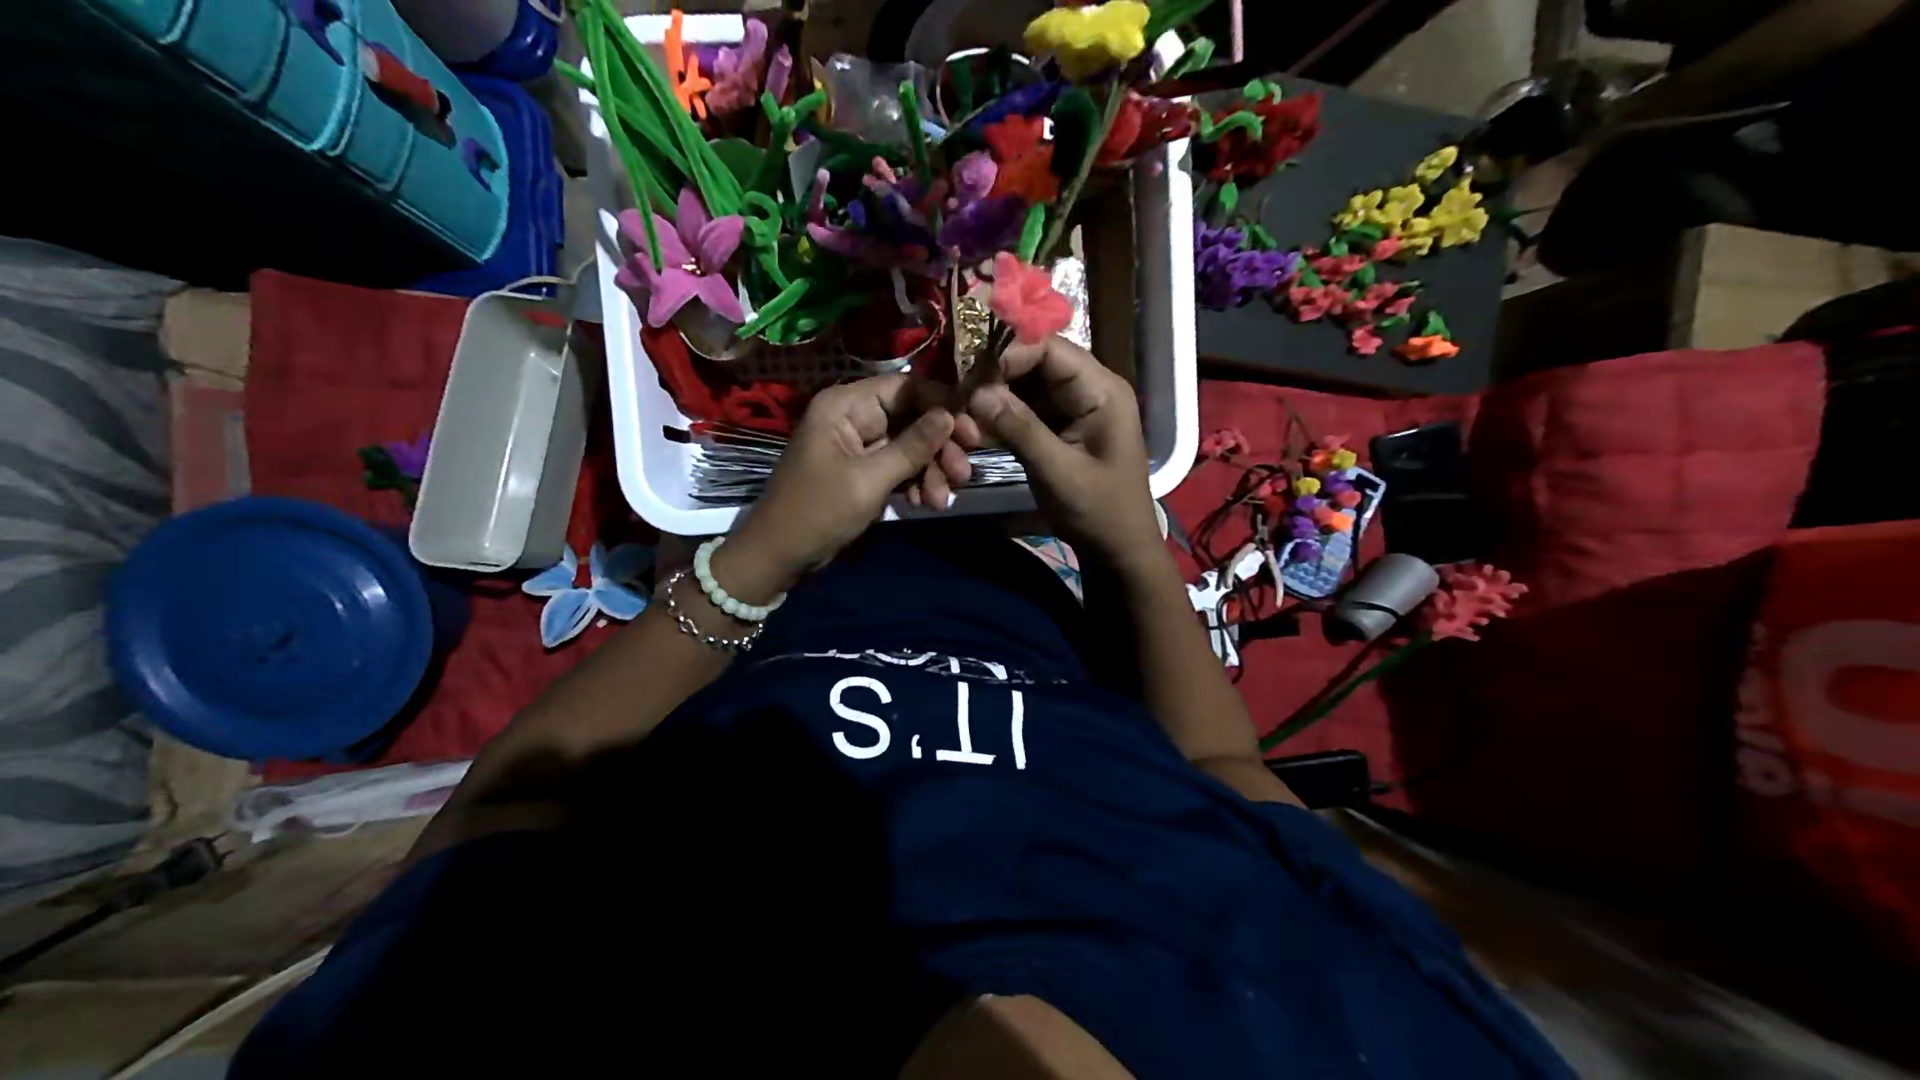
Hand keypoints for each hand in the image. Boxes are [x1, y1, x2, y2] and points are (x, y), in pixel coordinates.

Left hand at [723, 375, 969, 596]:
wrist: (780, 555)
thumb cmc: (819, 512)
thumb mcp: (870, 479)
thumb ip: (912, 445)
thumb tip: (949, 414)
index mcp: (845, 405)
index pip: (906, 388)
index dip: (942, 405)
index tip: (972, 432)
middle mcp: (853, 417)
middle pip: (912, 417)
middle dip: (939, 447)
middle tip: (963, 474)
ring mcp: (858, 445)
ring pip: (909, 445)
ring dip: (930, 470)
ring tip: (941, 499)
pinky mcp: (862, 470)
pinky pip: (898, 466)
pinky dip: (914, 483)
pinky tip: (925, 503)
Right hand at [964, 335, 1163, 572]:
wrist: (1118, 548)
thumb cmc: (1098, 511)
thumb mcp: (1057, 471)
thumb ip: (1020, 428)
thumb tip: (977, 392)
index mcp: (1101, 390)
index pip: (1050, 348)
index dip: (1007, 353)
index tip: (967, 374)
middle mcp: (1090, 387)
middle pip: (1036, 362)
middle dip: (996, 374)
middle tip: (958, 392)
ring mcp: (1075, 405)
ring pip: (1027, 383)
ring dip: (995, 394)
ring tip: (961, 409)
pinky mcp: (1061, 424)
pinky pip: (1027, 406)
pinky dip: (1003, 413)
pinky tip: (976, 424)